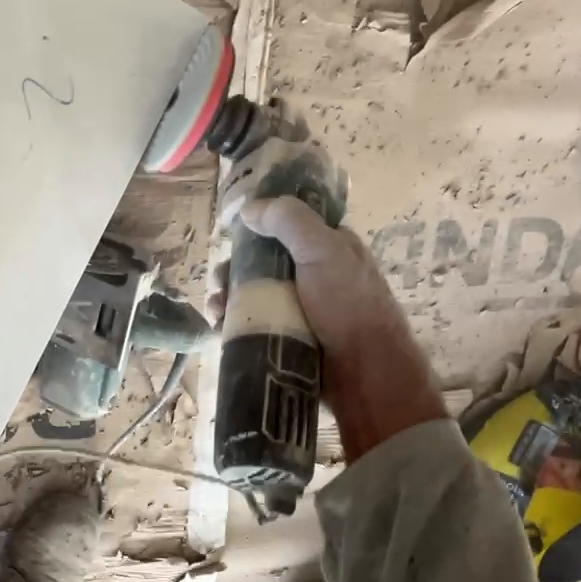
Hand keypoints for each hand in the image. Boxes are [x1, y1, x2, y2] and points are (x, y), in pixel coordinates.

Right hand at [208, 198, 443, 463]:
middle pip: (261, 262)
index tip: (229, 236)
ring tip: (217, 310)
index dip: (255, 228)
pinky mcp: (287, 338)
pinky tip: (221, 327)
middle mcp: (313, 275)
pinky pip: (253, 324)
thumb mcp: (322, 249)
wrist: (364, 373)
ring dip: (228, 297)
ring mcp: (299, 309)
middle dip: (234, 269)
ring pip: (252, 294)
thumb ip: (287, 221)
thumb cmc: (347, 305)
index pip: (284, 227)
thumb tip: (248, 209)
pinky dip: (233, 323)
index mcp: (328, 247)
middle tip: (220, 282)